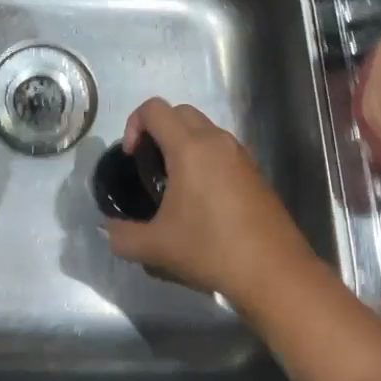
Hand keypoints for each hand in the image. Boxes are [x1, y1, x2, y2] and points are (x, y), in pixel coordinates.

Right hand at [104, 98, 315, 297]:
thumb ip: (123, 236)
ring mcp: (240, 154)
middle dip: (159, 129)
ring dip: (184, 142)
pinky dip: (206, 158)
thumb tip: (107, 232)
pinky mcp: (255, 171)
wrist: (273, 271)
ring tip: (175, 183)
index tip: (132, 157)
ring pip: (204, 129)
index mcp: (189, 147)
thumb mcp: (157, 248)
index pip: (154, 109)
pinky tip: (204, 199)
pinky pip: (223, 149)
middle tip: (150, 165)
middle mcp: (216, 140)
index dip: (134, 124)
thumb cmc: (211, 250)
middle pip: (180, 112)